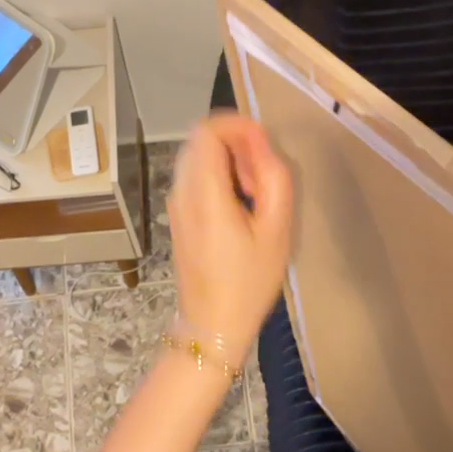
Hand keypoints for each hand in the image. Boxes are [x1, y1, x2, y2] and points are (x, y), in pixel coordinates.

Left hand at [167, 112, 294, 347]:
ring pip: (197, 159)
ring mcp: (175, 206)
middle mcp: (181, 193)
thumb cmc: (248, 283)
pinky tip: (240, 210)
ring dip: (228, 163)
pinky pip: (194, 180)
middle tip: (263, 178)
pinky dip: (218, 180)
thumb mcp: (277, 231)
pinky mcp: (177, 218)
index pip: (208, 131)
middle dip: (235, 145)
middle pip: (200, 141)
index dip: (237, 125)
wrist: (211, 326)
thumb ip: (274, 178)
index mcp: (204, 194)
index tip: (264, 146)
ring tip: (255, 196)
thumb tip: (261, 143)